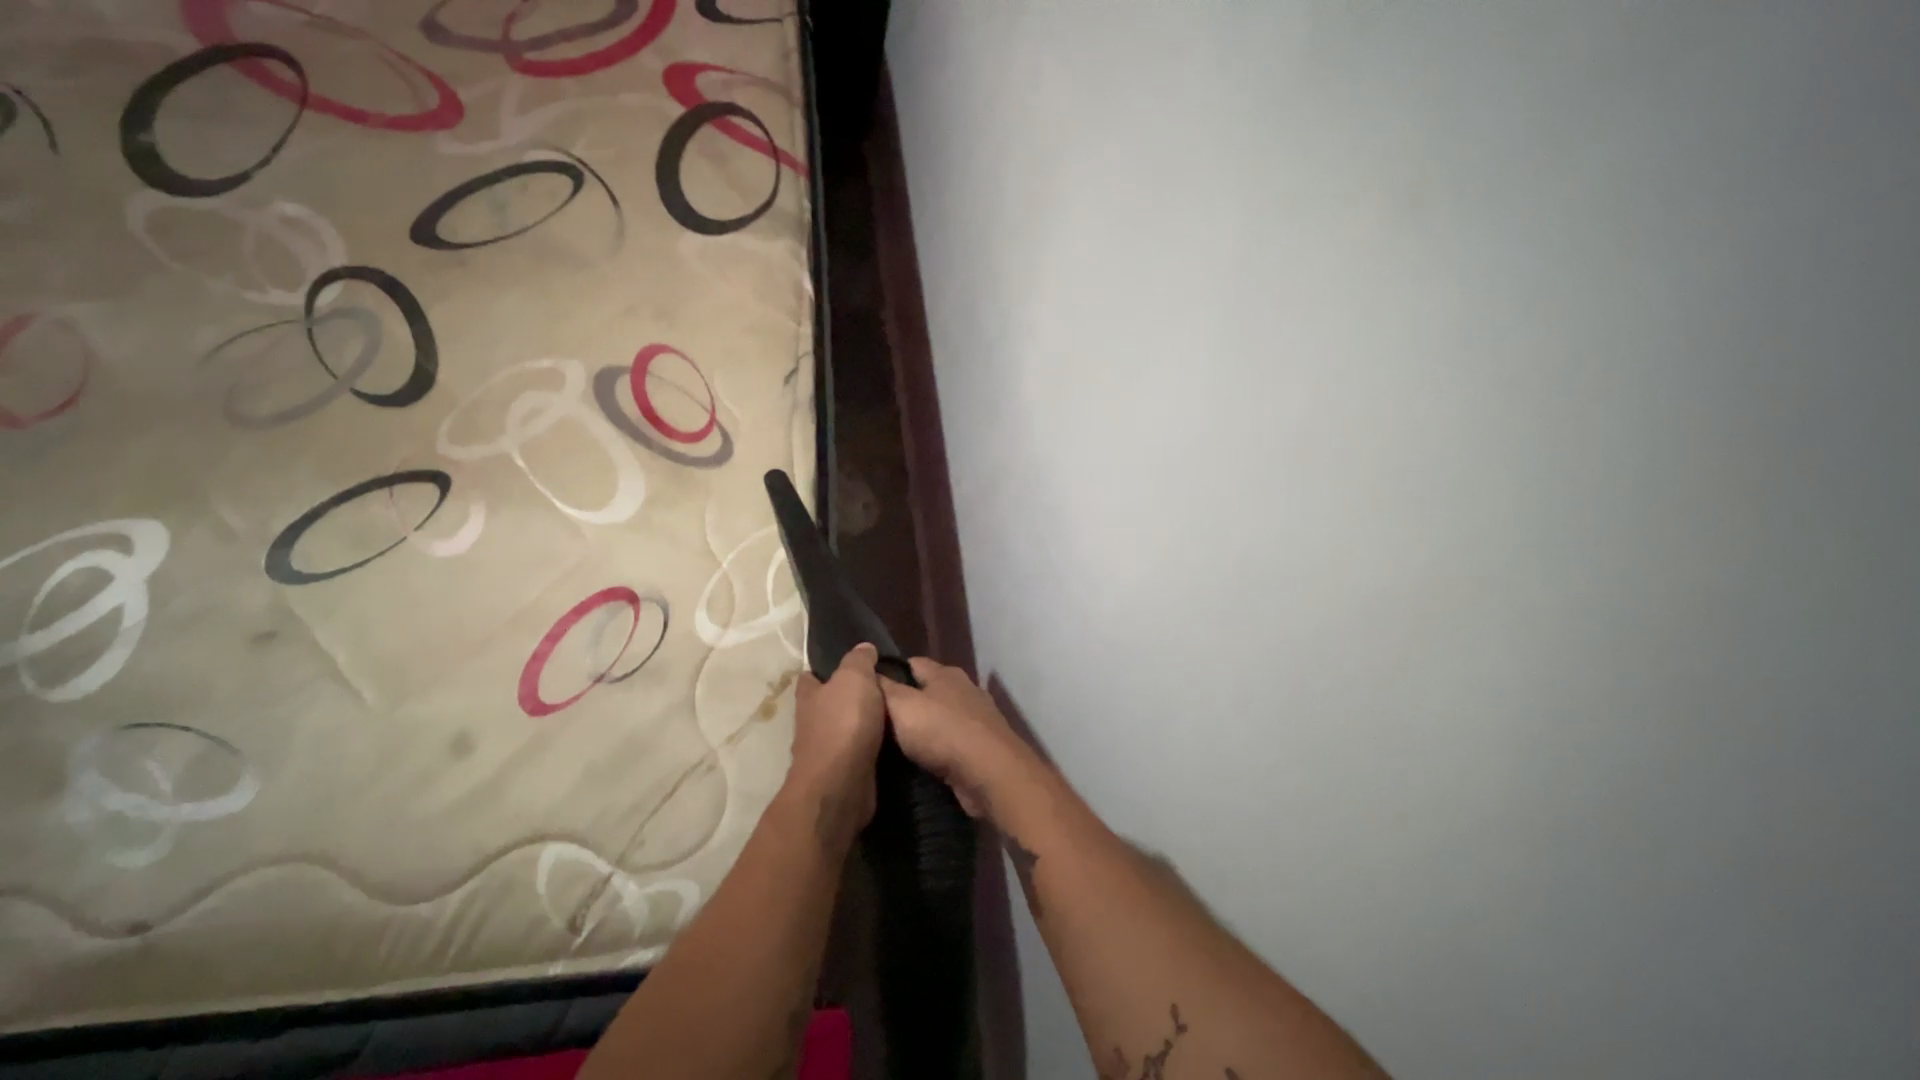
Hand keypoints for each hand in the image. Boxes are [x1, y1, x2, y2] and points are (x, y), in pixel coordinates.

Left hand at [788, 644, 884, 845]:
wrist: (842, 783)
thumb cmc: (844, 723)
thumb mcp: (855, 679)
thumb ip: (859, 661)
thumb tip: (864, 647)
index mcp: (809, 696)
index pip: (810, 677)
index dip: (826, 669)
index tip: (851, 665)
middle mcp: (811, 722)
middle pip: (828, 704)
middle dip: (848, 698)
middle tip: (882, 687)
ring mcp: (826, 750)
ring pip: (844, 729)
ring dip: (862, 724)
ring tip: (893, 712)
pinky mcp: (842, 773)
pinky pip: (859, 752)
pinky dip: (871, 747)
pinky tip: (891, 741)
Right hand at [878, 657, 1035, 820]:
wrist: (989, 772)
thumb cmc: (942, 731)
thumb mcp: (901, 706)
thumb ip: (883, 688)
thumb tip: (868, 671)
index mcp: (945, 673)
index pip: (911, 663)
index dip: (889, 673)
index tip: (867, 690)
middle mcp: (964, 689)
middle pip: (927, 690)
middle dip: (906, 702)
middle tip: (876, 721)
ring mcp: (977, 718)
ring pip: (940, 717)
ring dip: (923, 727)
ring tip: (895, 743)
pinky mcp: (983, 745)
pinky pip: (952, 741)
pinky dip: (938, 748)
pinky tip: (923, 760)